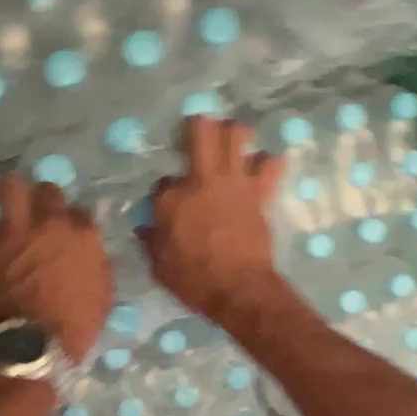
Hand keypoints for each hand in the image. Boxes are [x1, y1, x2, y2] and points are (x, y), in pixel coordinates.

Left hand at [0, 176, 110, 359]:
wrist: (40, 344)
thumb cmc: (78, 323)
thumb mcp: (103, 290)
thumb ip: (95, 261)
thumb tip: (87, 251)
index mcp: (82, 236)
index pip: (82, 210)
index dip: (76, 219)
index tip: (73, 229)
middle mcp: (49, 225)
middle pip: (47, 189)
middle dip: (45, 195)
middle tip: (41, 208)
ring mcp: (14, 234)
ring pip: (9, 188)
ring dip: (10, 194)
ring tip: (8, 203)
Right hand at [141, 117, 290, 320]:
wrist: (239, 290)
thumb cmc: (195, 282)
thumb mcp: (159, 267)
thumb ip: (152, 241)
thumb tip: (145, 227)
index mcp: (170, 200)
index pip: (163, 182)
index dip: (165, 190)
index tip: (168, 203)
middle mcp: (201, 180)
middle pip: (201, 131)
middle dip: (198, 125)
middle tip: (198, 131)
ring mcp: (234, 182)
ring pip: (238, 135)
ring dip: (235, 133)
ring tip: (233, 140)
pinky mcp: (260, 193)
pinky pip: (272, 165)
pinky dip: (270, 163)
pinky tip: (265, 165)